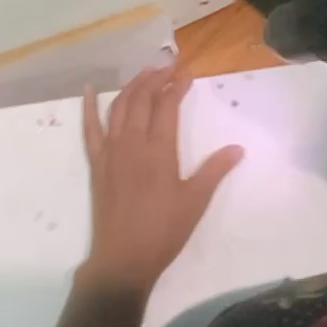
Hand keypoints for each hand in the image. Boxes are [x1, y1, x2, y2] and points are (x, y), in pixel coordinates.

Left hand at [79, 68, 243, 294]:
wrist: (123, 259)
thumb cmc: (163, 231)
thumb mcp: (195, 202)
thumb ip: (215, 171)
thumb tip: (238, 148)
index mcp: (159, 150)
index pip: (167, 106)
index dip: (177, 87)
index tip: (187, 75)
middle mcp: (133, 142)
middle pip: (142, 99)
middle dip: (155, 79)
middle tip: (168, 67)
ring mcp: (111, 151)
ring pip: (118, 107)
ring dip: (131, 87)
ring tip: (144, 74)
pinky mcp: (97, 163)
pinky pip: (90, 128)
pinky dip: (88, 106)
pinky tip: (88, 89)